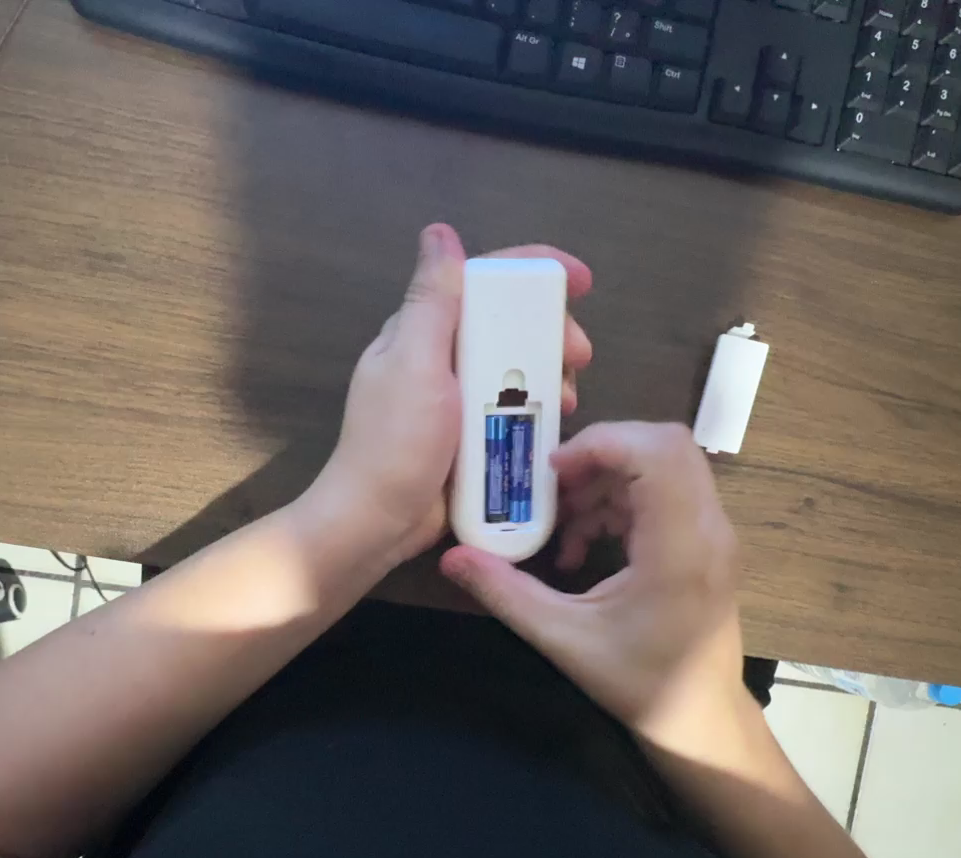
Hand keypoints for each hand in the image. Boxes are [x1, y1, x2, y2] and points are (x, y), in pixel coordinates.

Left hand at [303, 224, 593, 565]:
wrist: (379, 522)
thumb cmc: (395, 443)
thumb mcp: (414, 364)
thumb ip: (431, 301)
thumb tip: (439, 233)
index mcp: (421, 333)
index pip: (481, 282)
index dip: (534, 271)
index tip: (581, 281)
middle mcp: (439, 359)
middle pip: (508, 325)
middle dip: (551, 332)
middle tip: (580, 356)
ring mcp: (455, 400)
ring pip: (515, 368)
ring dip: (549, 374)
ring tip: (568, 399)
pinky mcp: (469, 436)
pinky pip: (512, 410)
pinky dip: (537, 410)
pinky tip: (556, 423)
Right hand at [439, 422, 746, 732]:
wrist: (700, 718)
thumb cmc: (638, 682)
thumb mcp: (562, 639)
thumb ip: (506, 593)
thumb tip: (452, 557)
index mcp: (679, 547)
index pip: (657, 452)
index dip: (600, 443)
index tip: (550, 472)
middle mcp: (707, 527)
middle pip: (663, 445)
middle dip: (599, 454)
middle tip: (550, 488)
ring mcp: (712, 532)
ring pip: (662, 466)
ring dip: (604, 482)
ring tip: (559, 525)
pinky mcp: (705, 541)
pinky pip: (663, 493)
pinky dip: (617, 503)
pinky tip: (581, 545)